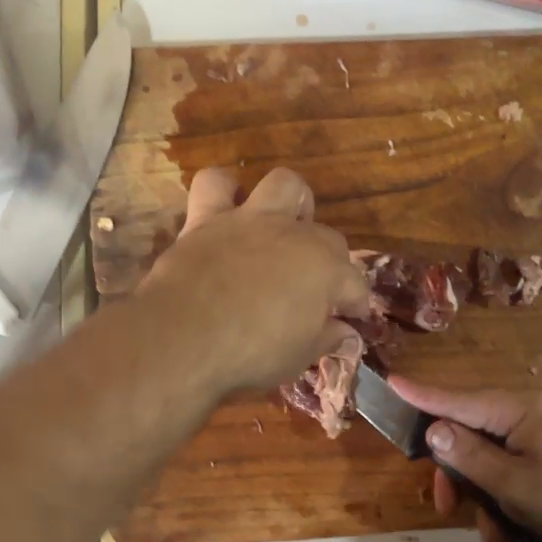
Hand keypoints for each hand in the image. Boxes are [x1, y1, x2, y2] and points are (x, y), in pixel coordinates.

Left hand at [138, 168, 371, 393]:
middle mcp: (295, 235)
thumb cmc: (252, 353)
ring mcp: (250, 221)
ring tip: (285, 226)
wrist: (184, 338)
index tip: (352, 319)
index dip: (356, 304)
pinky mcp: (207, 219)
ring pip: (285, 185)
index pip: (355, 284)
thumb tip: (344, 333)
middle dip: (330, 261)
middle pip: (328, 236)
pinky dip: (223, 191)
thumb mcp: (300, 357)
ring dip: (291, 203)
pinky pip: (214, 184)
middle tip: (316, 289)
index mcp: (325, 270)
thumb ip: (326, 338)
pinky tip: (227, 209)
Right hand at [390, 379, 541, 541]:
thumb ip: (469, 456)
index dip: (423, 396)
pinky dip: (511, 502)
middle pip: (473, 437)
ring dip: (488, 503)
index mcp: (520, 409)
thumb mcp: (513, 484)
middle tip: (448, 509)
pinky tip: (518, 533)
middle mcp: (530, 413)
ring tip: (500, 540)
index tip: (392, 383)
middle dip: (461, 480)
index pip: (459, 400)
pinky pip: (517, 470)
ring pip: (494, 462)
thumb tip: (434, 429)